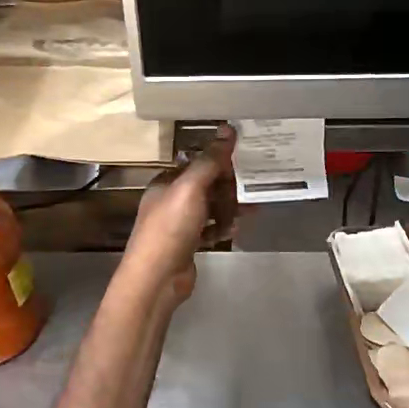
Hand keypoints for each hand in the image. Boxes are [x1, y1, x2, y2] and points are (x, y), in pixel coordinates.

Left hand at [120, 125, 238, 307]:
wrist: (157, 278)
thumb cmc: (171, 227)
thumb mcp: (190, 188)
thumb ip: (210, 160)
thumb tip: (227, 129)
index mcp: (166, 182)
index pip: (196, 163)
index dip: (219, 161)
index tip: (244, 161)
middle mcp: (171, 200)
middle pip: (206, 185)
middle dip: (228, 186)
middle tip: (250, 188)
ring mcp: (179, 224)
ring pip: (211, 208)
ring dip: (229, 208)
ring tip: (248, 211)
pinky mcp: (188, 244)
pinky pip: (211, 229)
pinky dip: (223, 227)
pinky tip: (234, 231)